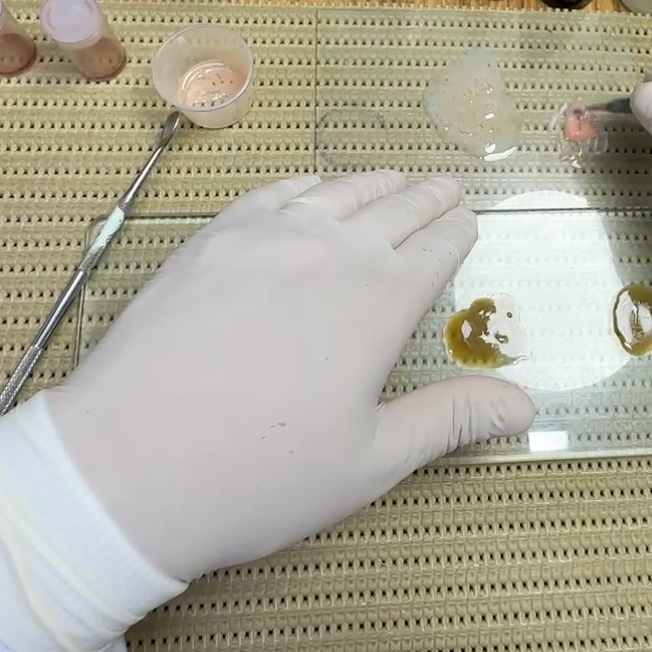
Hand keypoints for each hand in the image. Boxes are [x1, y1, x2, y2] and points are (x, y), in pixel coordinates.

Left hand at [0, 173, 535, 651]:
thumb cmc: (260, 474)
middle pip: (395, 208)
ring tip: (395, 177)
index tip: (470, 221)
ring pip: (338, 191)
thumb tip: (528, 405)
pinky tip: (313, 186)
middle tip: (447, 186)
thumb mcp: (371, 460)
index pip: (436, 248)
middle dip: (428, 196)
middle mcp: (330, 251)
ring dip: (376, 182)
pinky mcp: (213, 237)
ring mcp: (266, 236)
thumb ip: (451, 418)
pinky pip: (273, 191)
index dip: (458, 232)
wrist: (124, 467)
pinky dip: (306, 183)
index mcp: (378, 302)